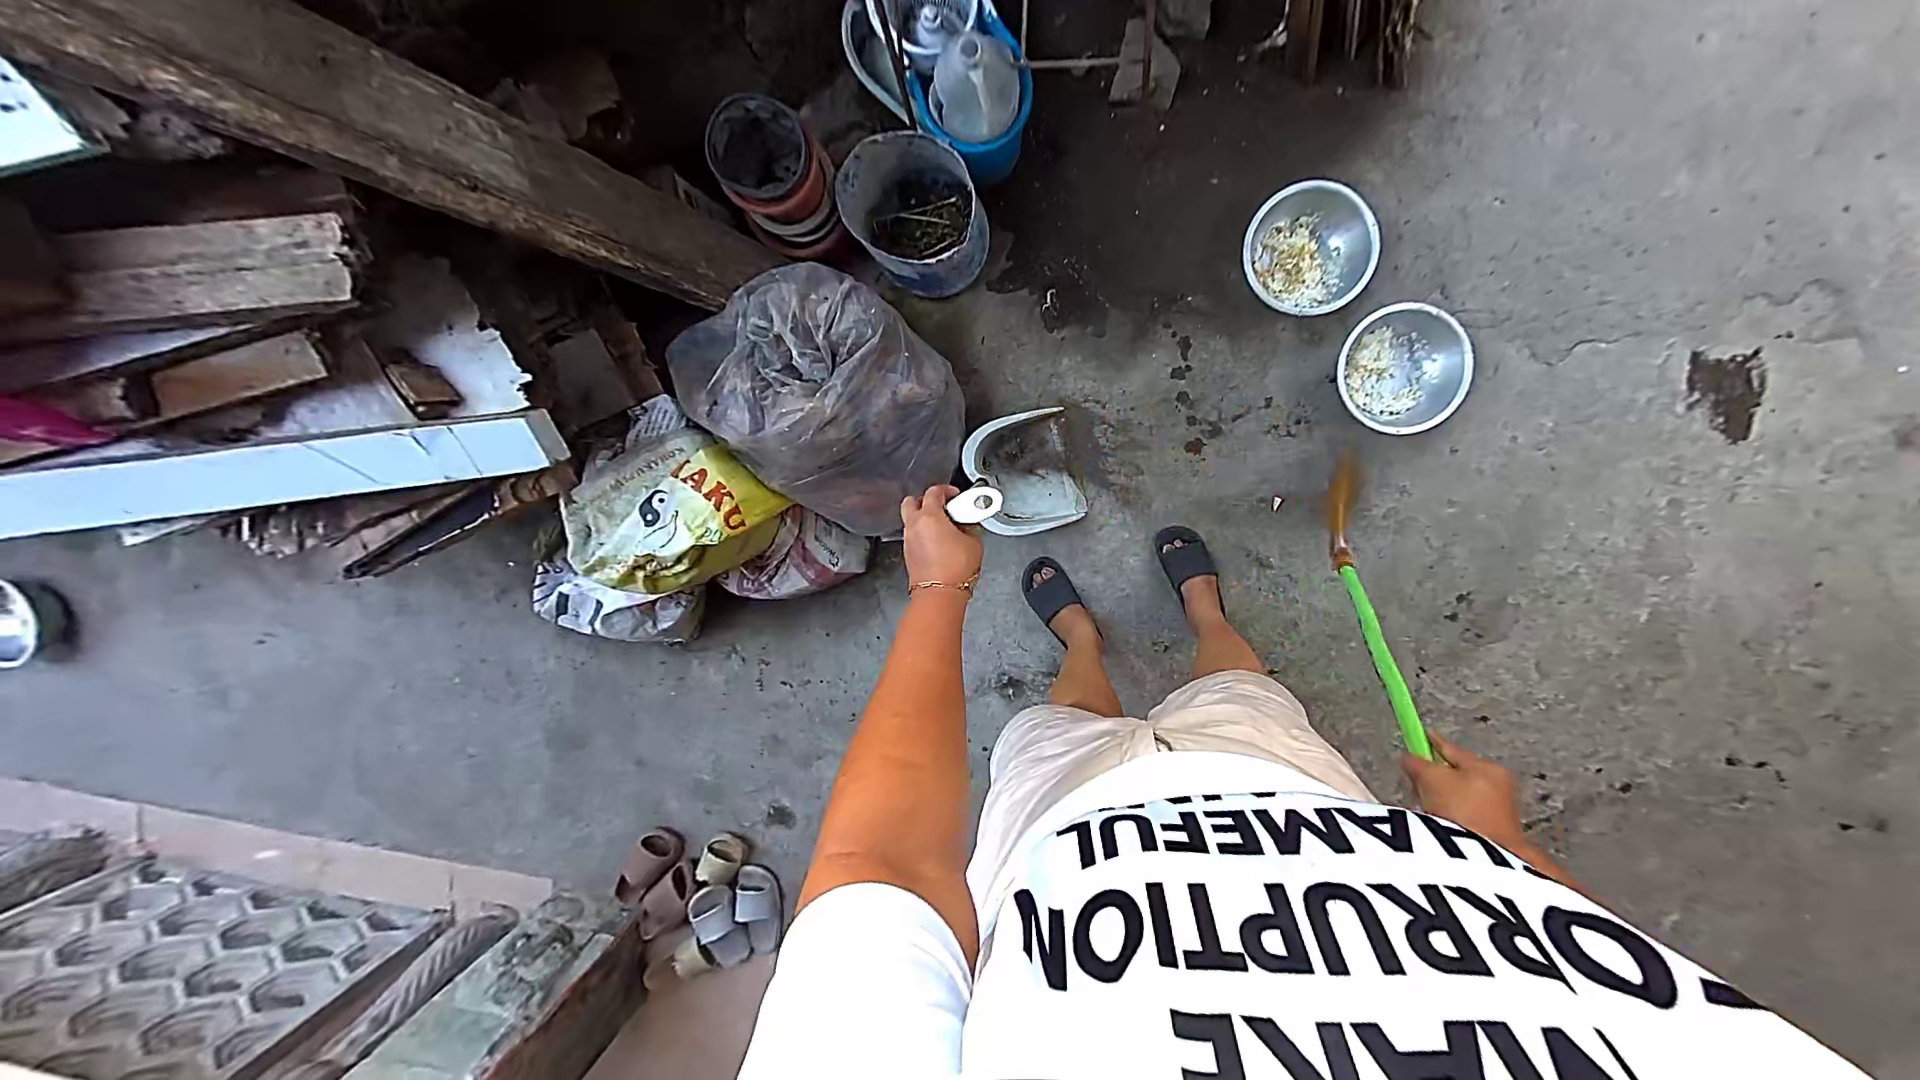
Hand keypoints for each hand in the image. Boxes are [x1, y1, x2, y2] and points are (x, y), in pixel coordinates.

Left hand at [901, 485, 982, 587]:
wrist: (940, 594)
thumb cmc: (954, 569)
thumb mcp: (974, 542)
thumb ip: (969, 527)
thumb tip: (967, 525)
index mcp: (929, 516)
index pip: (934, 492)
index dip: (946, 490)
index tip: (955, 495)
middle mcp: (914, 526)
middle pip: (912, 501)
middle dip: (927, 501)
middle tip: (943, 506)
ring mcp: (909, 540)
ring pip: (910, 520)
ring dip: (924, 518)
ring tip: (943, 526)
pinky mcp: (909, 554)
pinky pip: (913, 536)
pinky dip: (922, 534)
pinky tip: (938, 542)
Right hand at [1401, 731, 1528, 851]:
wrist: (1486, 857)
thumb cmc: (1460, 809)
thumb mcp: (1428, 777)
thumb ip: (1415, 762)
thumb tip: (1409, 759)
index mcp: (1487, 768)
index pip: (1450, 749)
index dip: (1430, 741)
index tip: (1419, 734)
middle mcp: (1499, 786)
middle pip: (1454, 773)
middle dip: (1433, 775)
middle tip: (1415, 780)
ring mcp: (1499, 811)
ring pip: (1457, 794)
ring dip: (1438, 796)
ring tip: (1425, 804)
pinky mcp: (1494, 832)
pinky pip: (1462, 813)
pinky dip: (1447, 813)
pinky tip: (1437, 819)